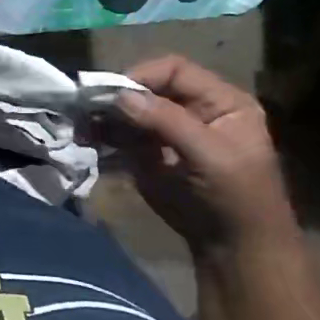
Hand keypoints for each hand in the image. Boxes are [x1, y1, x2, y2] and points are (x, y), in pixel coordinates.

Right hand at [101, 55, 297, 251]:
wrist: (234, 249)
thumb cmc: (236, 196)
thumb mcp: (209, 155)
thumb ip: (167, 121)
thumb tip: (120, 95)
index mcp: (220, 100)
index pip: (176, 71)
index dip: (144, 75)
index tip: (113, 91)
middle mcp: (192, 109)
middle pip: (148, 88)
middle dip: (118, 97)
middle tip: (87, 107)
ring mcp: (168, 132)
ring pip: (130, 111)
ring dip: (105, 116)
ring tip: (83, 126)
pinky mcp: (149, 155)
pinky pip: (123, 136)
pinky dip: (104, 136)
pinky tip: (89, 140)